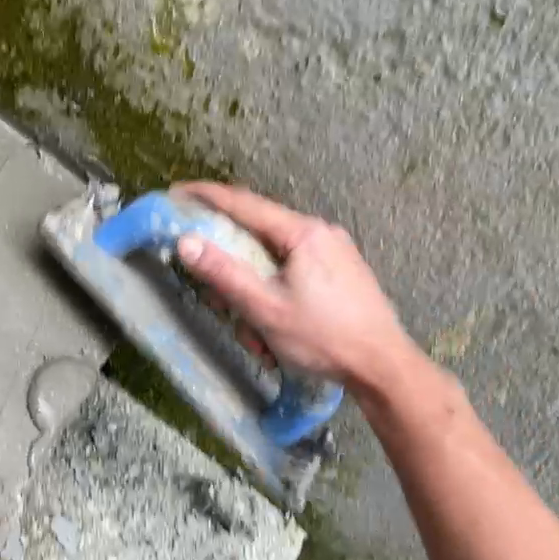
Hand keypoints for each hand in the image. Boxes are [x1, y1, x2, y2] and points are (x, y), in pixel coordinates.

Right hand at [170, 182, 417, 391]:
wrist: (382, 367)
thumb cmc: (323, 337)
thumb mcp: (264, 308)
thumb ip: (223, 273)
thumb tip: (185, 242)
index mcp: (303, 233)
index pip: (244, 204)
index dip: (206, 196)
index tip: (176, 193)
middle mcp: (320, 233)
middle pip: (256, 238)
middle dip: (231, 272)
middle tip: (218, 303)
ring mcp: (333, 253)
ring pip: (272, 263)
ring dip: (253, 297)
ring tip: (256, 337)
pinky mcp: (339, 273)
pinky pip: (291, 275)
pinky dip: (273, 299)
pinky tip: (274, 333)